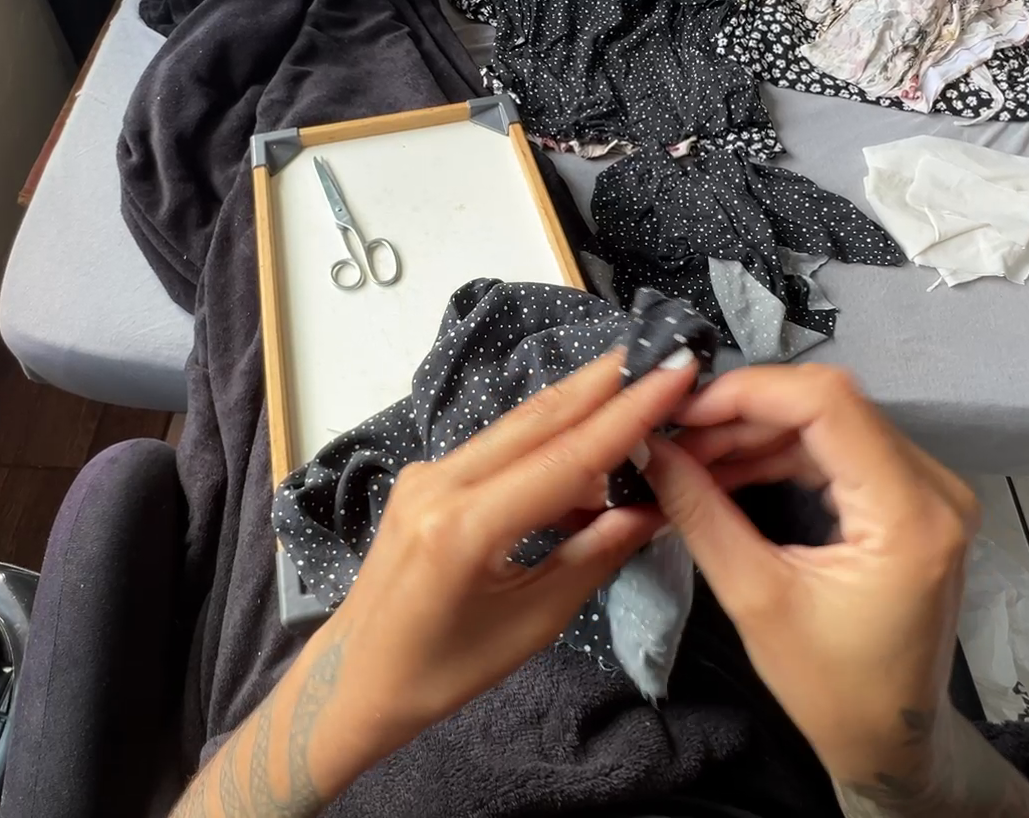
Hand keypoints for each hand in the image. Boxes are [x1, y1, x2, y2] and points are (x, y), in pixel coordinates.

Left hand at [298, 348, 699, 794]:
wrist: (354, 675)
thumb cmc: (442, 670)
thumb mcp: (530, 624)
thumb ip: (593, 558)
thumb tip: (655, 508)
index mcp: (465, 526)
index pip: (565, 457)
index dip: (627, 413)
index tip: (673, 371)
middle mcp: (441, 480)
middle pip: (538, 419)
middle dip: (603, 382)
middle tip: (659, 352)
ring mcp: (428, 470)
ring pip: (518, 426)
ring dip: (578, 406)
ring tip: (634, 393)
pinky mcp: (426, 474)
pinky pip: (498, 447)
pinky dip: (546, 441)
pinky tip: (582, 450)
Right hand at [639, 365, 979, 786]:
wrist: (892, 739)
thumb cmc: (831, 687)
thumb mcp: (753, 597)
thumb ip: (698, 511)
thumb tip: (646, 447)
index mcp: (908, 514)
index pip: (827, 403)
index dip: (747, 391)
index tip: (682, 411)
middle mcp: (930, 485)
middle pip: (823, 405)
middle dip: (737, 413)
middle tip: (673, 436)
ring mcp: (921, 487)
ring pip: (820, 420)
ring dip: (748, 432)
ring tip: (687, 457)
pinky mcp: (902, 495)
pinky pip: (828, 447)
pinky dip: (770, 452)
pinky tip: (722, 469)